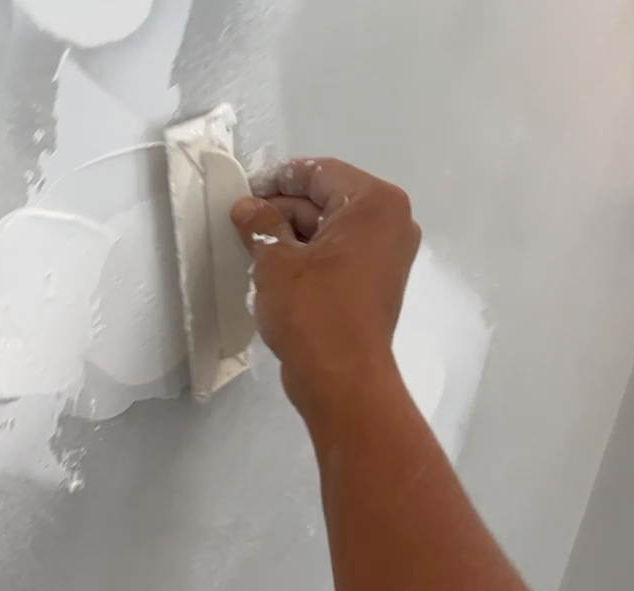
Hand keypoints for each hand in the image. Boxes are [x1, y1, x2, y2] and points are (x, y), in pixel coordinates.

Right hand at [230, 158, 421, 427]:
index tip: (245, 190)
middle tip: (242, 221)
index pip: (322, 174)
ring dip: (293, 234)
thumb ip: (261, 227)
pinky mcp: (375, 282)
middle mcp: (391, 222)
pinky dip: (308, 255)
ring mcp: (387, 254)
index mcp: (374, 204)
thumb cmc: (311, 311)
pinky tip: (275, 269)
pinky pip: (339, 254)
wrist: (340, 373)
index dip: (280, 178)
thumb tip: (247, 207)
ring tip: (252, 246)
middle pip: (329, 200)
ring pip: (332, 229)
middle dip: (284, 208)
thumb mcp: (275, 263)